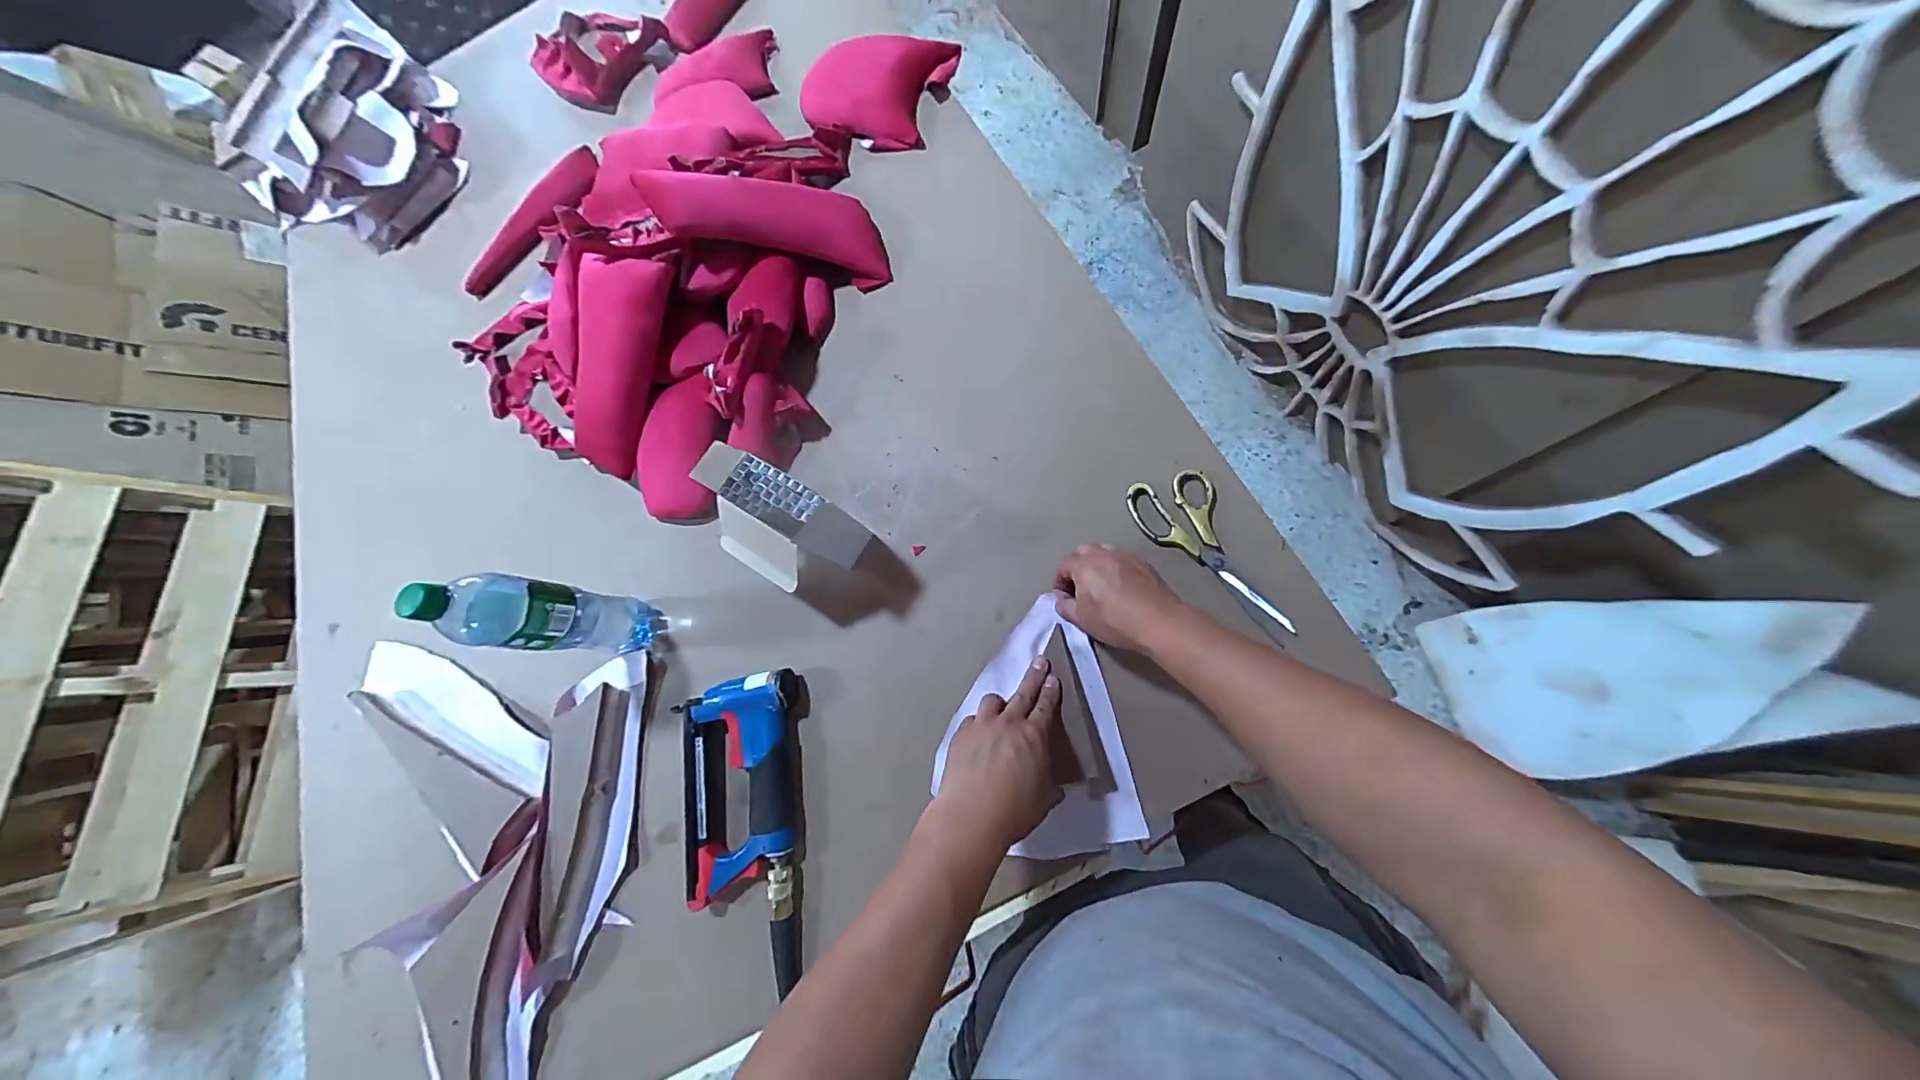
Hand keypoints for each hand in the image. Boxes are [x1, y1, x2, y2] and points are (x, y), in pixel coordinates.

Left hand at [933, 658, 1063, 852]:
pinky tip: (977, 733)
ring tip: (1002, 706)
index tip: (1053, 678)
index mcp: (1034, 736)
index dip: (1051, 691)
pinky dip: (978, 723)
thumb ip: (1050, 786)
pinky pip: (971, 721)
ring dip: (1000, 703)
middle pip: (1023, 692)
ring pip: (993, 702)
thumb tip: (1055, 787)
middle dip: (1033, 676)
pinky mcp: (960, 736)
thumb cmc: (1015, 810)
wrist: (971, 815)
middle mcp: (1008, 724)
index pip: (1046, 706)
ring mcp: (982, 726)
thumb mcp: (1044, 799)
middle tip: (1039, 662)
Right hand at [1054, 544, 1184, 654]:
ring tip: (1102, 585)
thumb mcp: (1082, 619)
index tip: (1064, 597)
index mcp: (1085, 565)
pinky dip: (1116, 567)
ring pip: (1105, 551)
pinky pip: (1123, 559)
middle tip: (1080, 588)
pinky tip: (1122, 586)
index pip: (1064, 564)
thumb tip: (1060, 599)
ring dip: (1098, 564)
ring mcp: (1126, 556)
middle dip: (1077, 566)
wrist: (1159, 622)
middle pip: (1083, 551)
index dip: (1060, 580)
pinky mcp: (1144, 563)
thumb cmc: (1115, 621)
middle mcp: (1104, 554)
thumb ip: (1065, 606)